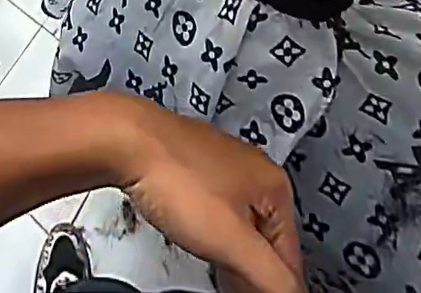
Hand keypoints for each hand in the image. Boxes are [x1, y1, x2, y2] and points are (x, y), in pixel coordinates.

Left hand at [112, 98, 303, 292]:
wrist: (131, 142)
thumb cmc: (177, 177)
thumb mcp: (231, 238)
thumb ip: (269, 275)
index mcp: (272, 184)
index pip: (289, 258)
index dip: (274, 289)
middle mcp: (253, 171)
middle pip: (266, 243)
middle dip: (255, 277)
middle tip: (237, 292)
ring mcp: (225, 168)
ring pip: (241, 230)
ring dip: (236, 261)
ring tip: (224, 283)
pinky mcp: (200, 171)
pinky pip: (219, 217)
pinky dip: (217, 241)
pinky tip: (205, 251)